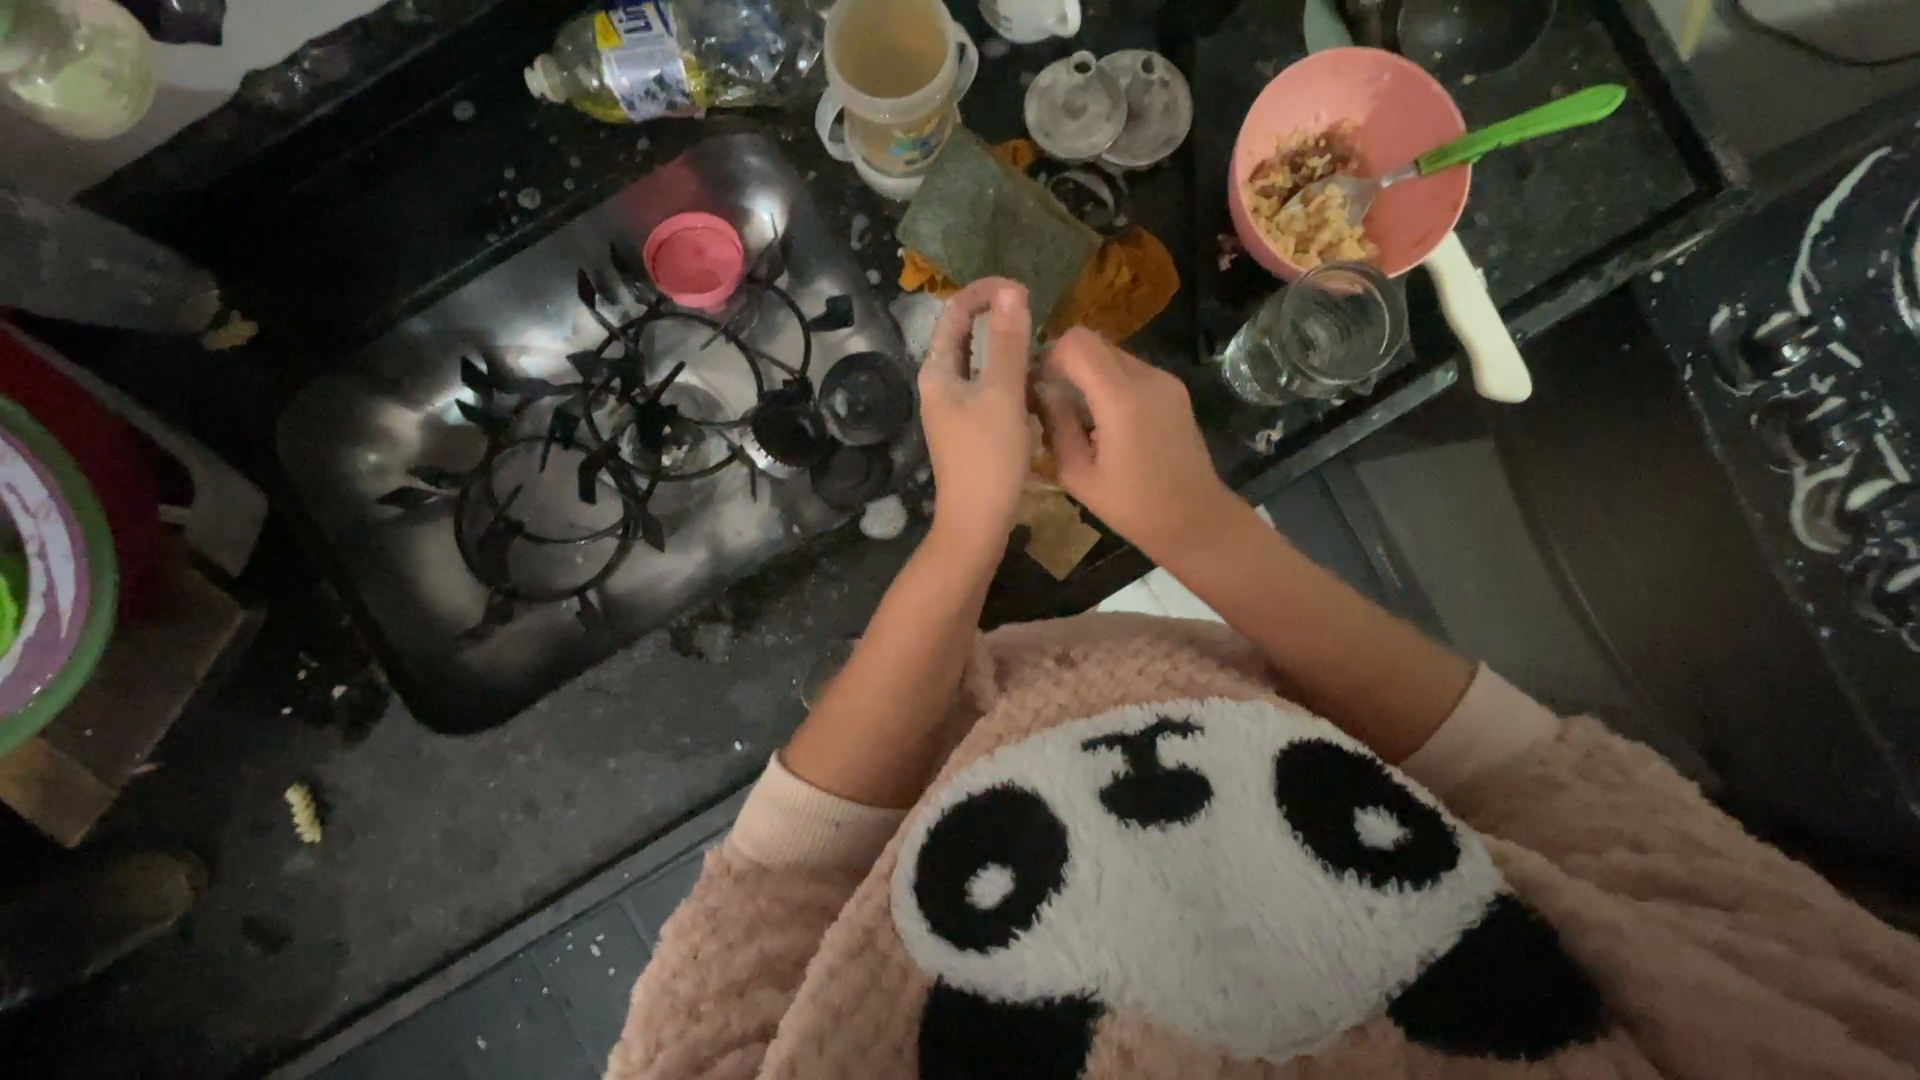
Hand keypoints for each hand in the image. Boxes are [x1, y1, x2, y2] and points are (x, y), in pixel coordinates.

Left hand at [917, 278, 1034, 555]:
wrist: (977, 521)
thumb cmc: (988, 458)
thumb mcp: (1002, 395)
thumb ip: (1007, 342)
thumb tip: (1011, 291)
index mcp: (937, 371)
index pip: (955, 311)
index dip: (986, 291)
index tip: (1024, 289)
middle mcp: (940, 384)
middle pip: (967, 335)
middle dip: (999, 318)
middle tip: (1038, 314)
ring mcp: (954, 407)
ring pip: (982, 363)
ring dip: (1008, 348)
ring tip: (1042, 346)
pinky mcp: (971, 427)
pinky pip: (992, 388)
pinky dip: (1012, 378)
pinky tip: (1036, 385)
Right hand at [1037, 328, 1249, 563]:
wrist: (1195, 519)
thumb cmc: (1133, 507)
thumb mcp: (1078, 475)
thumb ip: (1056, 427)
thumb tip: (1041, 395)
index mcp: (1121, 399)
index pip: (1077, 343)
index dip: (1051, 357)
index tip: (1041, 387)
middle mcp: (1147, 378)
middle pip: (1095, 342)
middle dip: (1068, 365)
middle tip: (1055, 401)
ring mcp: (1166, 381)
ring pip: (1113, 354)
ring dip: (1090, 374)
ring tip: (1081, 415)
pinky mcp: (1175, 390)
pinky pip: (1132, 370)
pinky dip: (1111, 383)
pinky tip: (1107, 421)